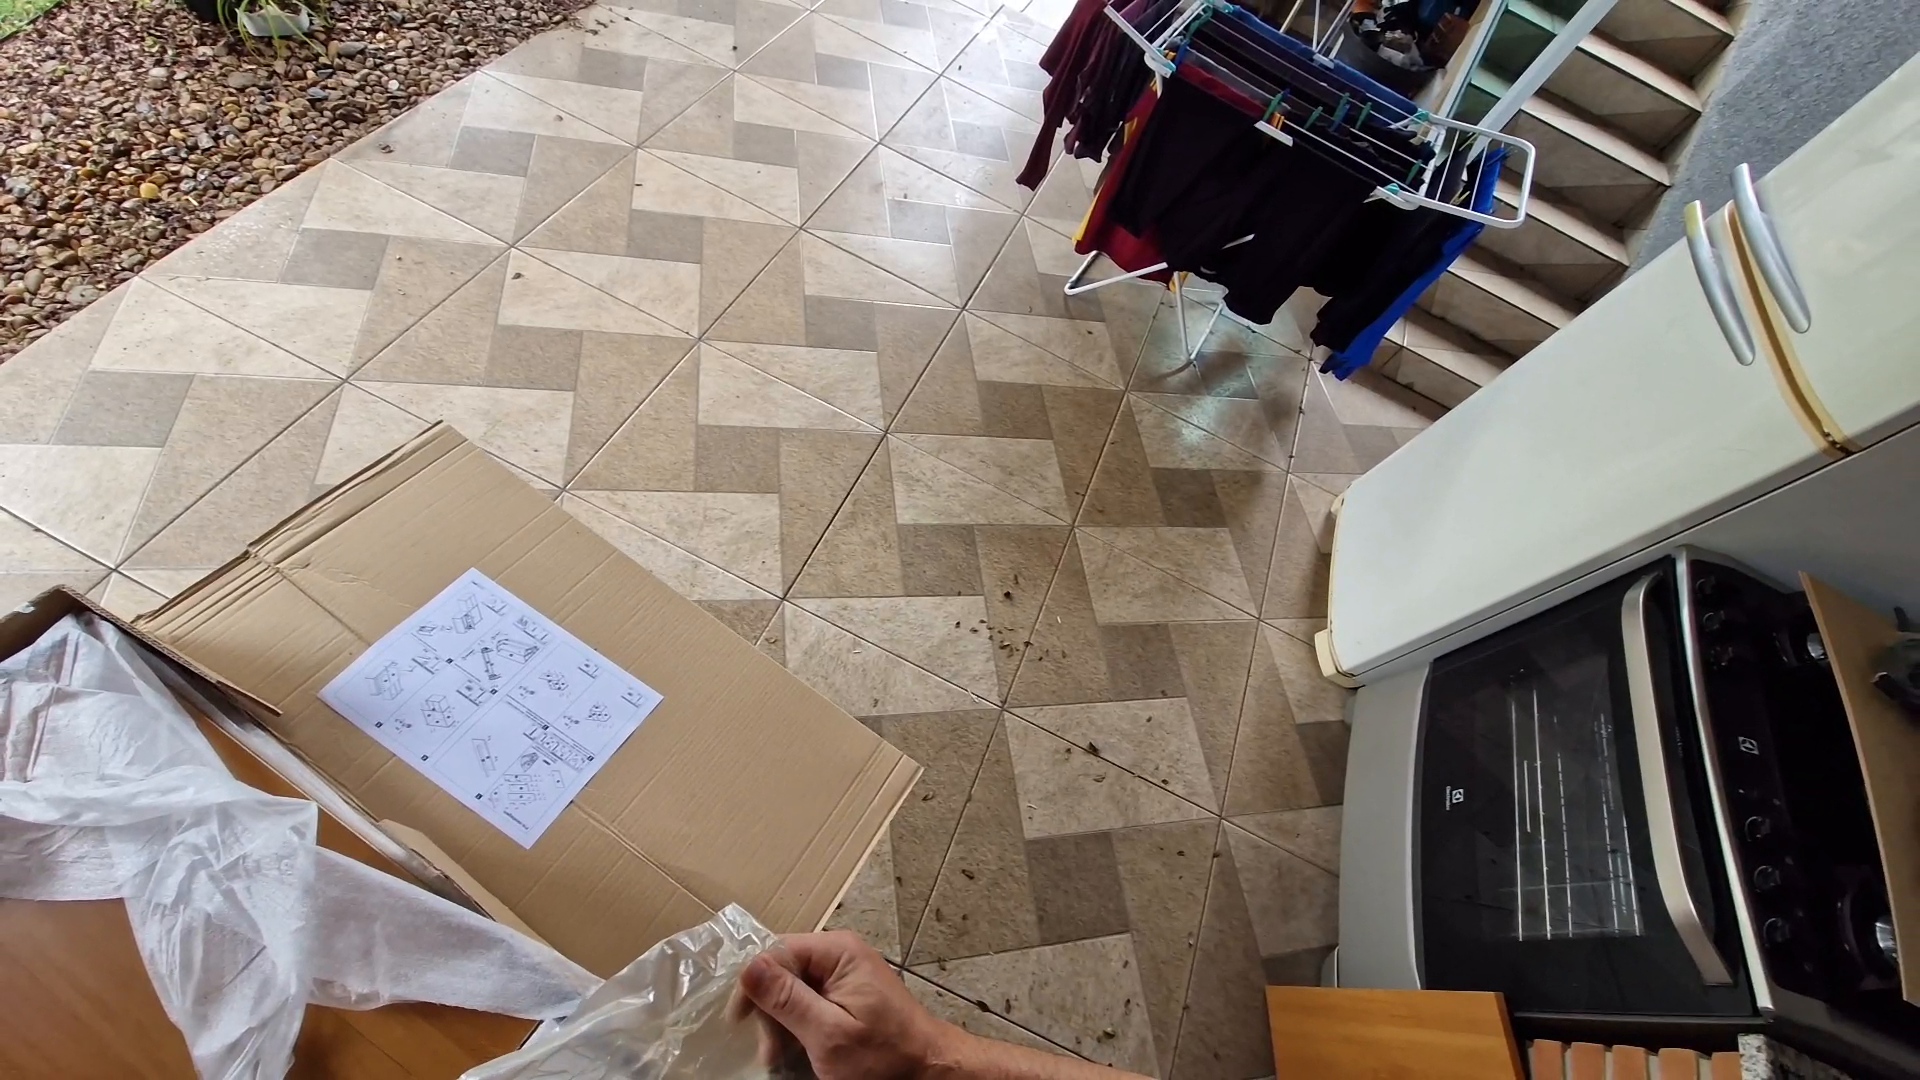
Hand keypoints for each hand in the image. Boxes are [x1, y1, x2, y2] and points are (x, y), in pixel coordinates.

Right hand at [737, 930, 951, 1079]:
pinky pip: (811, 1002)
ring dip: (783, 1024)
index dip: (754, 983)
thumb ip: (788, 999)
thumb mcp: (828, 1033)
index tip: (738, 1023)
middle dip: (771, 1011)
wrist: (927, 1070)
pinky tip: (799, 1051)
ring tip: (784, 1059)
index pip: (778, 950)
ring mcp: (845, 974)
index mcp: (837, 951)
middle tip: (771, 1053)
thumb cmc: (882, 1055)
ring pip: (795, 990)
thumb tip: (749, 965)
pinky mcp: (848, 995)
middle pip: (785, 970)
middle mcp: (840, 954)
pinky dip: (800, 1027)